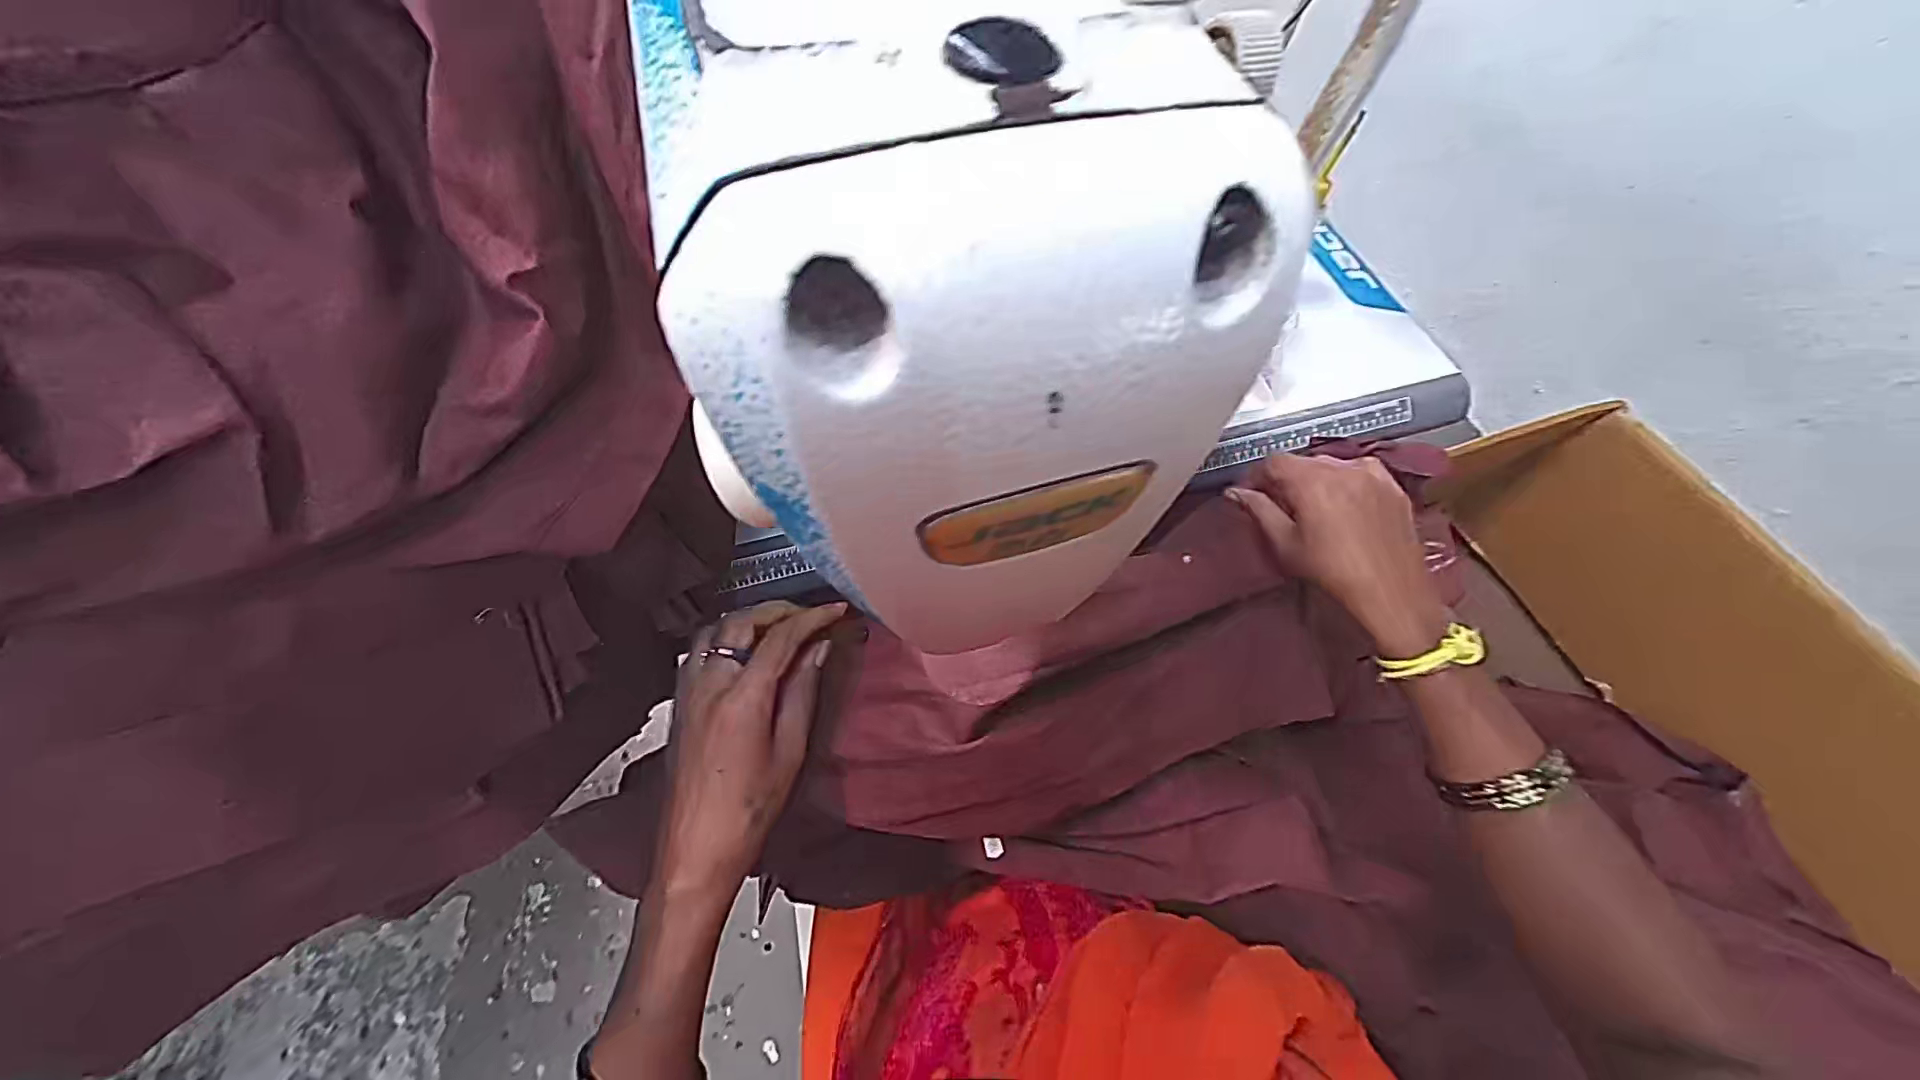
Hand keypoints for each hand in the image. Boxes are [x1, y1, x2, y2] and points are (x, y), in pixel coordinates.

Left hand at [656, 601, 847, 896]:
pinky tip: (744, 651)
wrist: (695, 848)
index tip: (834, 611)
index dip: (811, 617)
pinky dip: (726, 637)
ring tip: (778, 627)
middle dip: (779, 610)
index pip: (779, 637)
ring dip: (749, 620)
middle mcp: (709, 685)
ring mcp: (688, 692)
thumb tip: (816, 651)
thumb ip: (802, 692)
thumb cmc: (748, 810)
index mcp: (741, 698)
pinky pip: (701, 650)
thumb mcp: (789, 751)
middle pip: (742, 621)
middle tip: (809, 615)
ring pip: (716, 630)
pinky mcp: (679, 703)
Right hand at [1227, 453, 1447, 656]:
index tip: (1251, 493)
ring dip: (1314, 478)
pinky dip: (1345, 480)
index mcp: (1312, 481)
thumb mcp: (1285, 543)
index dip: (1257, 476)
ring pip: (1331, 464)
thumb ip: (1259, 510)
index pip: (1274, 461)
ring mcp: (1373, 475)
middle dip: (1285, 478)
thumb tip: (1237, 493)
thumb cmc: (1330, 571)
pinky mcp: (1393, 487)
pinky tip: (1343, 502)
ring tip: (1311, 506)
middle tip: (1278, 504)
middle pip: (1303, 461)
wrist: (1390, 591)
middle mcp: (1343, 468)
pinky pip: (1360, 471)